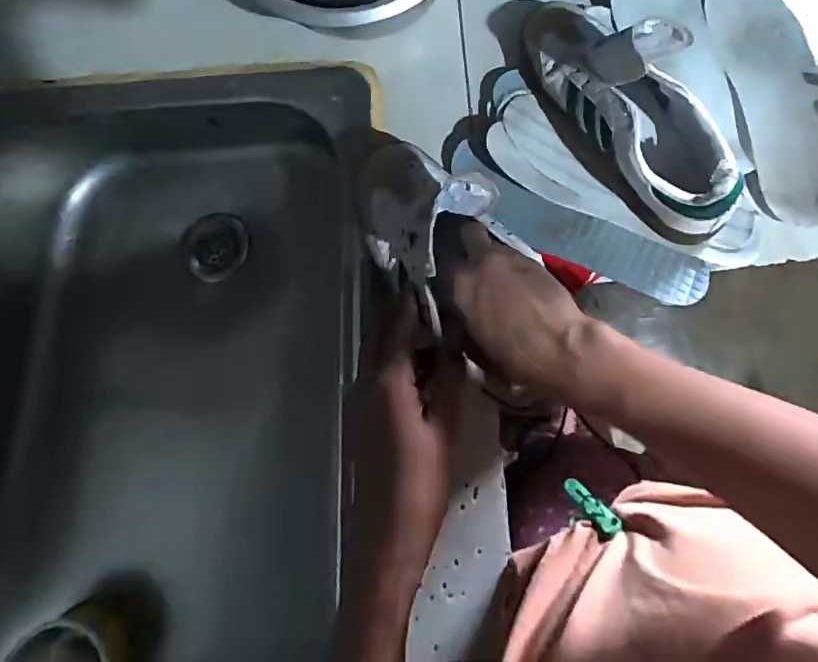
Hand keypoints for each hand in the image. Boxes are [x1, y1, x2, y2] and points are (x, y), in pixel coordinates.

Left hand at [345, 286, 460, 564]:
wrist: (386, 539)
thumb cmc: (419, 483)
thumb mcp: (444, 425)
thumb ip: (448, 375)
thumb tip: (455, 333)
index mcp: (386, 380)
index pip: (398, 325)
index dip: (414, 300)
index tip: (432, 277)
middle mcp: (367, 383)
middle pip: (385, 336)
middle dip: (409, 314)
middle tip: (442, 300)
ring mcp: (362, 402)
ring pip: (385, 356)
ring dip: (409, 340)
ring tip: (444, 331)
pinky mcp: (366, 419)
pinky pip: (385, 376)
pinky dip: (405, 363)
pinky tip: (430, 370)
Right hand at [443, 221, 594, 399]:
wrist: (560, 346)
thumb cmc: (513, 357)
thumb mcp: (474, 345)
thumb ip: (463, 320)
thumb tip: (460, 314)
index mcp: (460, 284)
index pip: (443, 264)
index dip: (448, 272)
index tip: (452, 281)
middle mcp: (481, 261)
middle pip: (469, 234)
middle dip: (469, 243)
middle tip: (474, 263)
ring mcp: (510, 256)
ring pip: (495, 244)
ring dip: (494, 257)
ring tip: (500, 276)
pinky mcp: (536, 259)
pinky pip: (516, 256)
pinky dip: (514, 266)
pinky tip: (520, 283)